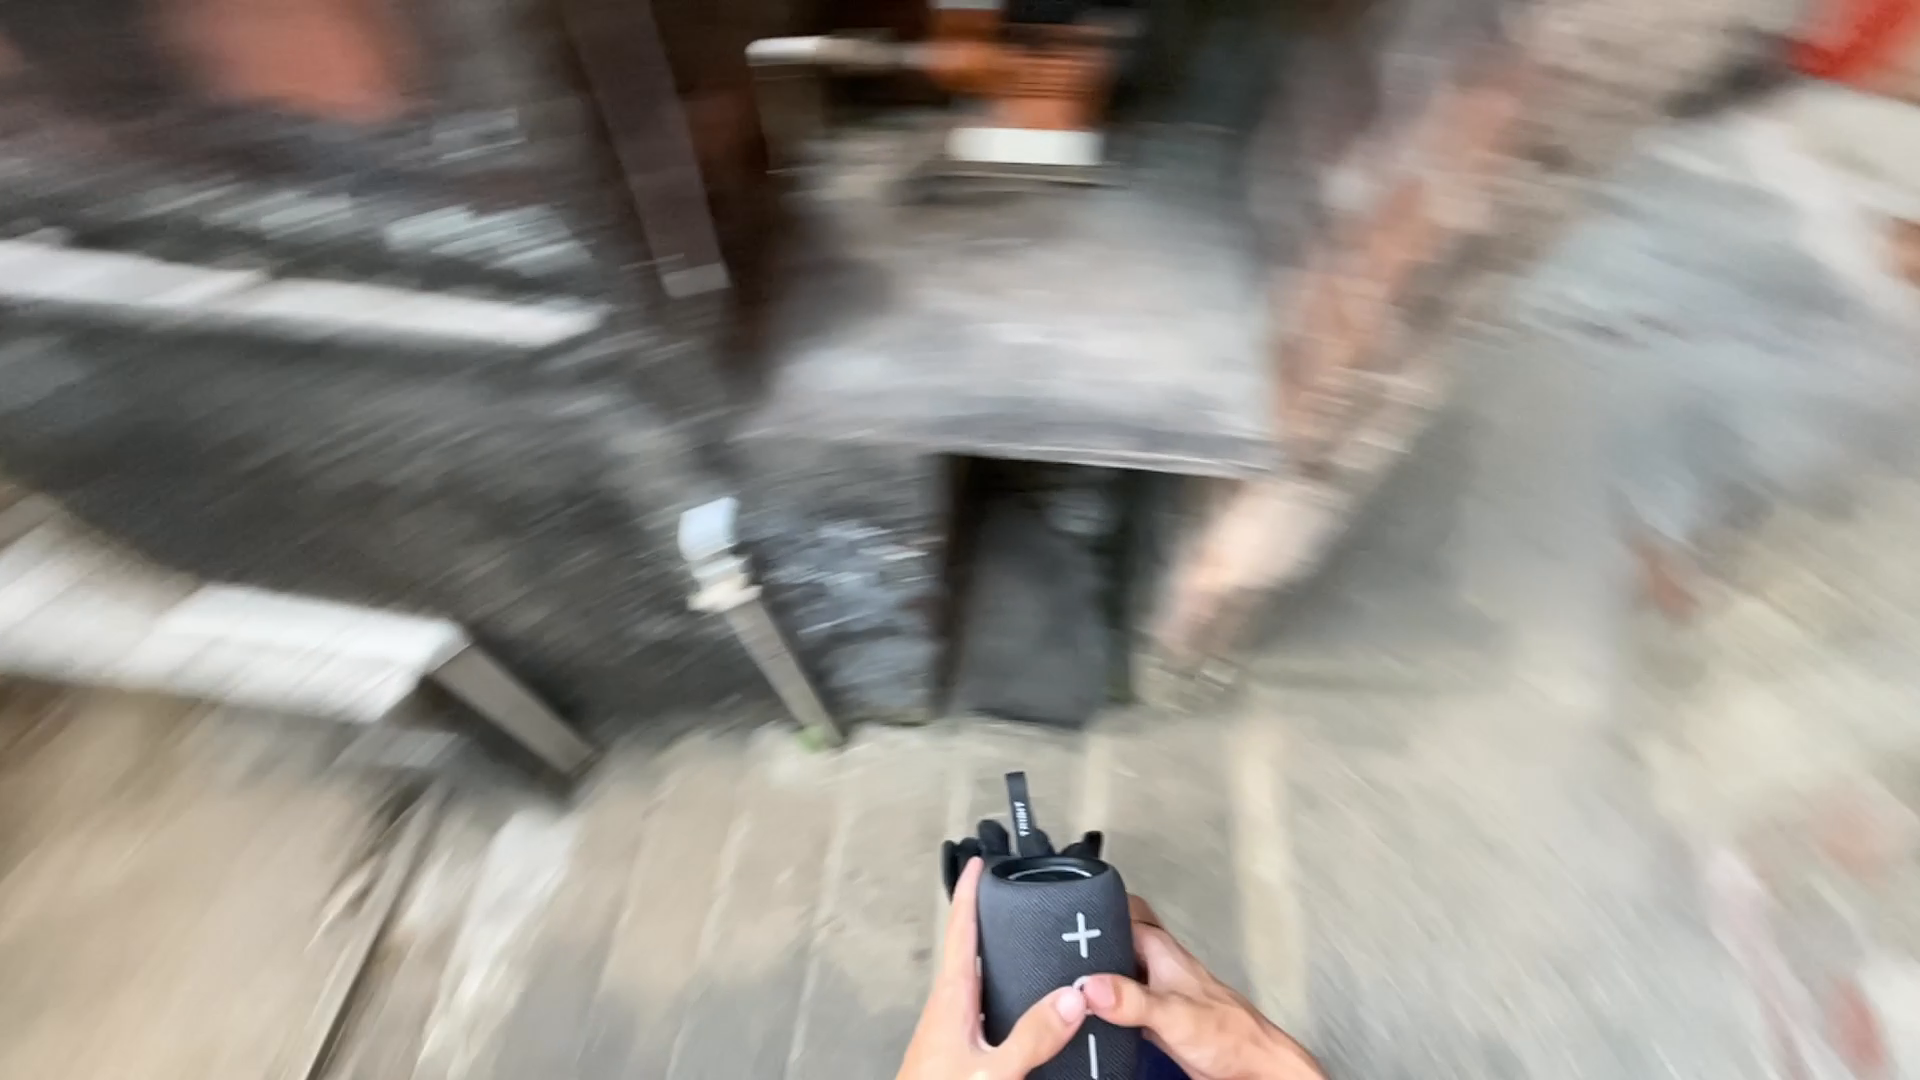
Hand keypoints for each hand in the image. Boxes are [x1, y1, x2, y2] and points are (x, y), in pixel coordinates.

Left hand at [897, 858, 1090, 1079]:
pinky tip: (1020, 1001)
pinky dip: (998, 985)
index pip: (960, 928)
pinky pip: (980, 1001)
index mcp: (951, 996)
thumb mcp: (994, 1072)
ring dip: (991, 951)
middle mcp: (947, 1003)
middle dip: (986, 916)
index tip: (979, 861)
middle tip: (1013, 894)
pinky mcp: (955, 1046)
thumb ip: (1033, 1035)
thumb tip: (1074, 996)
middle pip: (966, 945)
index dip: (968, 892)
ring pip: (973, 975)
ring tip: (1023, 937)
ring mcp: (949, 1026)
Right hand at [1079, 897, 1322, 1079]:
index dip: (1092, 910)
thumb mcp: (1171, 1013)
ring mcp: (1152, 990)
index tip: (1062, 914)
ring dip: (1095, 977)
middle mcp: (1153, 962)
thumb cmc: (1228, 1032)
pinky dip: (1104, 1007)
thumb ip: (1130, 998)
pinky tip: (1090, 1017)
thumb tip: (1089, 986)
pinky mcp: (1153, 1018)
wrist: (1251, 1068)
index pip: (1118, 911)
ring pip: (1115, 971)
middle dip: (1089, 943)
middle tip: (1059, 949)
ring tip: (1066, 983)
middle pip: (1113, 939)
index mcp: (1157, 946)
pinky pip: (1119, 1003)